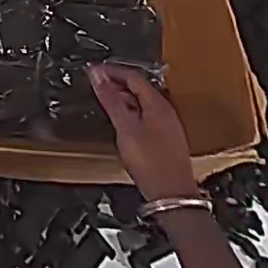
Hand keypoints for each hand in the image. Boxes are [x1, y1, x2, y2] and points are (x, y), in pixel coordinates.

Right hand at [89, 63, 198, 201]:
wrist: (172, 197)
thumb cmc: (151, 163)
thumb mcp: (125, 128)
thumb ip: (111, 100)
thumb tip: (98, 75)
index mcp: (157, 103)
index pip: (133, 76)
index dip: (112, 71)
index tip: (94, 71)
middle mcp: (165, 110)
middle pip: (139, 86)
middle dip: (117, 82)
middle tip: (97, 82)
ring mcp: (168, 125)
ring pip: (143, 101)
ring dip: (124, 97)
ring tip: (106, 99)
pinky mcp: (166, 139)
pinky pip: (147, 114)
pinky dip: (131, 111)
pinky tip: (122, 121)